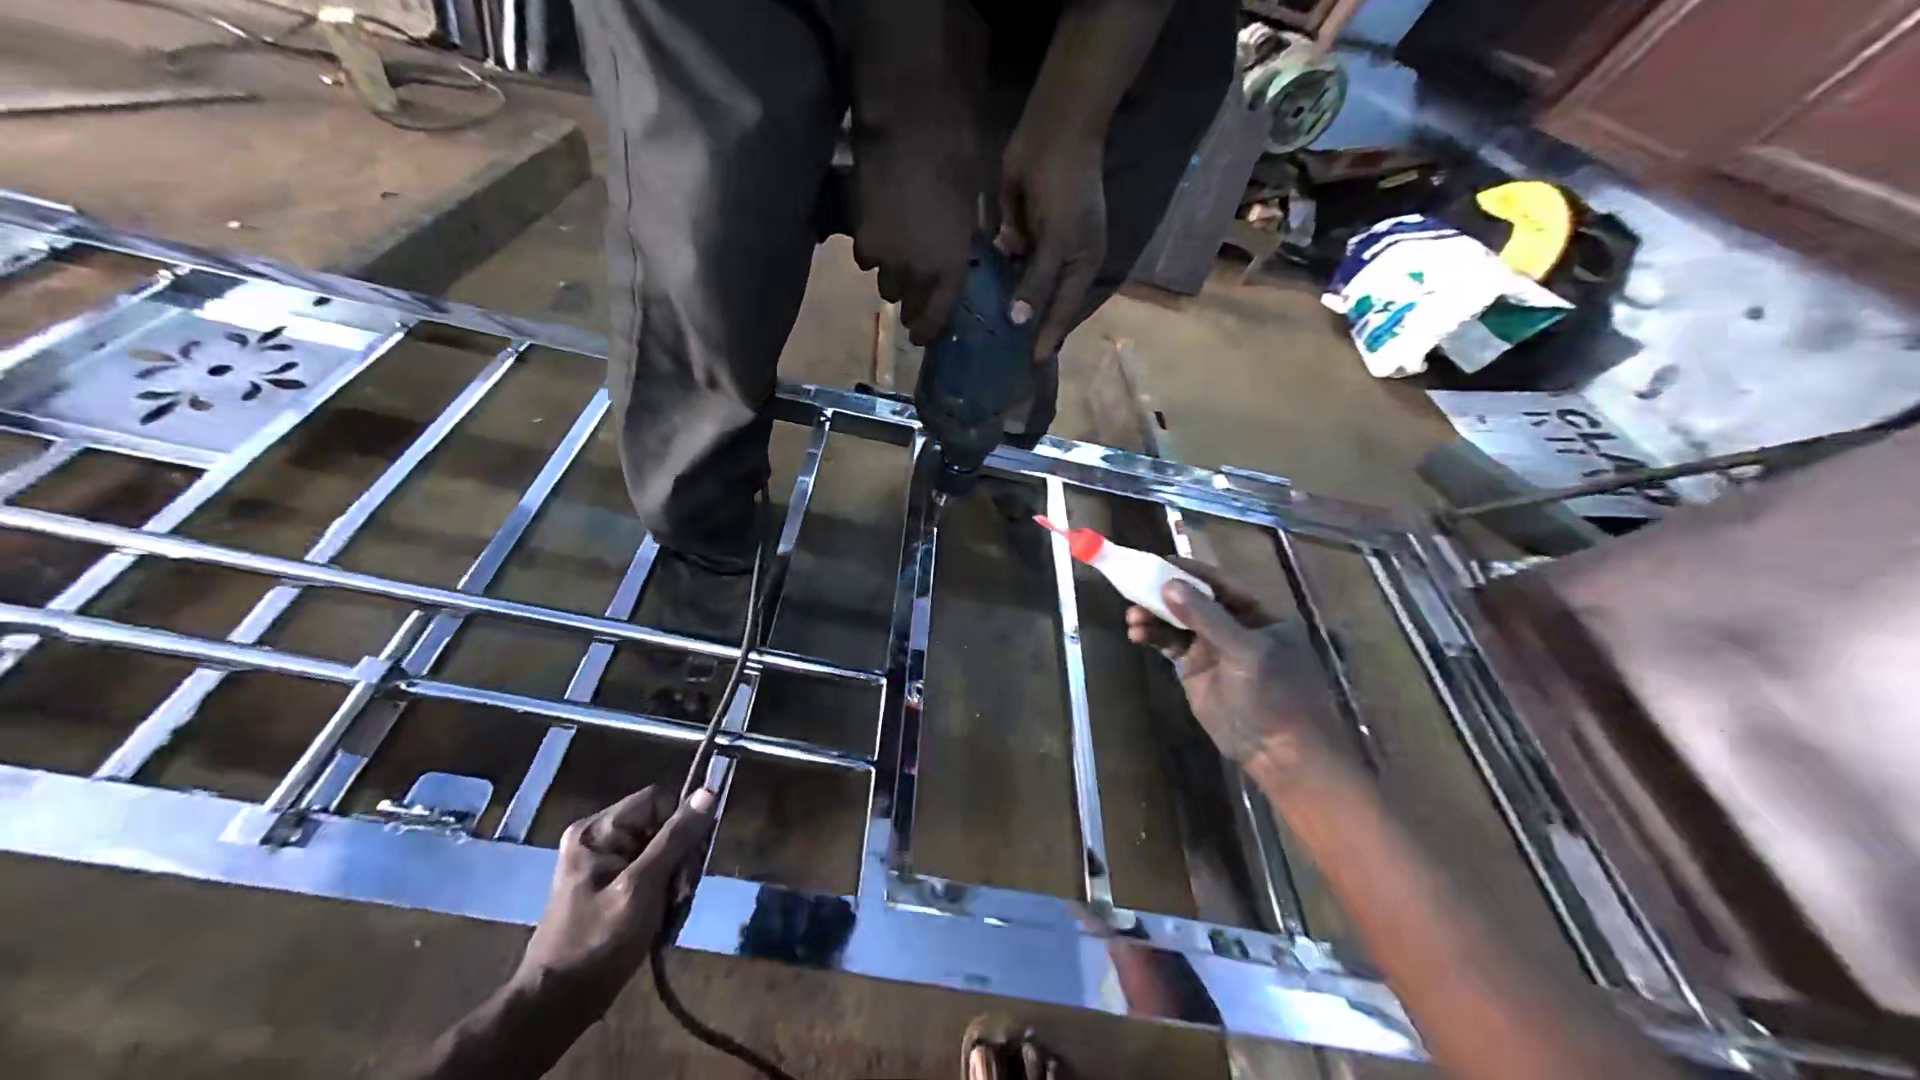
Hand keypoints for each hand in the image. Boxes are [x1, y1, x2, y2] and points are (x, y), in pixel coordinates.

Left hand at [512, 785, 715, 1011]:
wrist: (556, 1005)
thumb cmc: (598, 942)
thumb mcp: (642, 887)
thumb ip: (676, 838)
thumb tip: (709, 792)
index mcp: (598, 830)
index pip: (660, 800)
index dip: (681, 825)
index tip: (686, 863)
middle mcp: (599, 837)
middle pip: (662, 826)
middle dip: (679, 860)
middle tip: (677, 896)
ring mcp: (603, 862)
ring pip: (662, 851)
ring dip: (674, 880)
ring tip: (668, 913)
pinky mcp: (609, 884)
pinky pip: (651, 871)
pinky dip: (663, 892)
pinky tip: (661, 917)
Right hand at [851, 123, 989, 345]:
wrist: (912, 128)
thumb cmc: (958, 158)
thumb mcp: (976, 203)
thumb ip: (970, 236)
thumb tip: (971, 243)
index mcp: (951, 266)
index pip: (937, 313)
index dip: (928, 329)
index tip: (922, 338)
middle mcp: (917, 272)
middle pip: (907, 304)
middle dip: (910, 307)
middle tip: (910, 306)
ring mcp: (887, 257)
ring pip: (885, 284)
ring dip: (892, 279)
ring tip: (895, 268)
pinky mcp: (863, 236)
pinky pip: (866, 259)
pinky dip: (872, 253)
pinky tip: (877, 238)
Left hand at [995, 130, 1105, 359]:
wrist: (1052, 132)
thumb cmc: (1067, 188)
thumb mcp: (1057, 240)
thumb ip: (1037, 281)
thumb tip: (1020, 322)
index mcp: (1081, 268)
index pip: (1063, 313)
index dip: (1048, 338)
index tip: (1032, 365)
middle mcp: (1061, 264)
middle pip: (1042, 304)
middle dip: (1026, 327)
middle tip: (1004, 357)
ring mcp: (1038, 250)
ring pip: (1021, 287)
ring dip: (1006, 307)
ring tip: (985, 336)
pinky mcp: (1016, 234)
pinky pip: (1003, 265)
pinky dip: (993, 280)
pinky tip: (975, 300)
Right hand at [1125, 560, 1344, 770]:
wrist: (1280, 751)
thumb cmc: (1276, 694)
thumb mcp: (1246, 651)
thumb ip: (1207, 617)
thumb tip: (1169, 585)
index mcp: (1258, 612)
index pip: (1220, 582)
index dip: (1191, 571)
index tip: (1159, 560)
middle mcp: (1233, 624)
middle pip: (1193, 599)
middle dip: (1164, 593)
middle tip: (1134, 586)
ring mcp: (1212, 647)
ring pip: (1176, 621)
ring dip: (1153, 616)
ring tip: (1132, 617)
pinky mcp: (1194, 668)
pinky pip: (1168, 644)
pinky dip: (1152, 636)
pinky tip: (1137, 634)